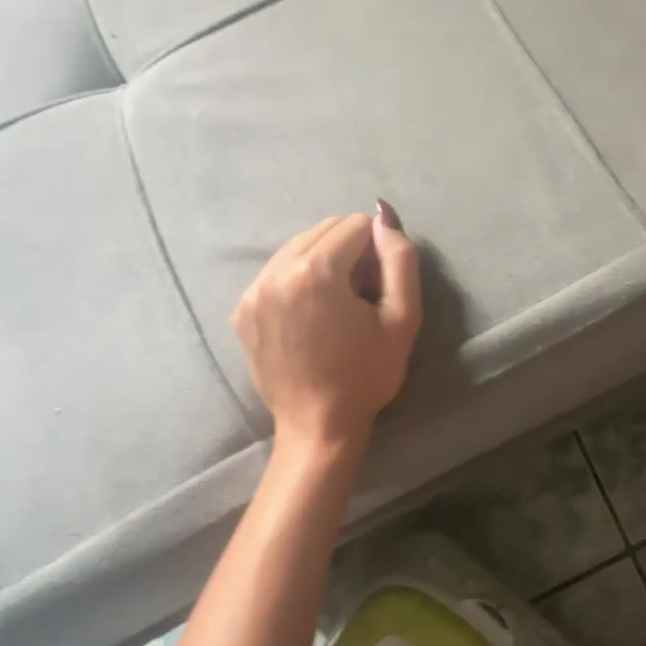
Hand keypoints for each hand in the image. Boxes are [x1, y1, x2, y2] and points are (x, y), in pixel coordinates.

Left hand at [233, 204, 421, 452]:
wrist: (317, 426)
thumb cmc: (367, 375)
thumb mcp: (403, 318)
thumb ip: (400, 259)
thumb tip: (383, 218)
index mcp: (315, 272)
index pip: (355, 225)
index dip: (377, 251)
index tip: (378, 287)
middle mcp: (276, 272)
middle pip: (324, 230)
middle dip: (349, 251)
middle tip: (361, 296)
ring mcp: (252, 291)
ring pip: (298, 246)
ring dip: (323, 261)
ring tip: (336, 306)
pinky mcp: (242, 309)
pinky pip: (276, 271)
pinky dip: (298, 279)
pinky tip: (311, 316)